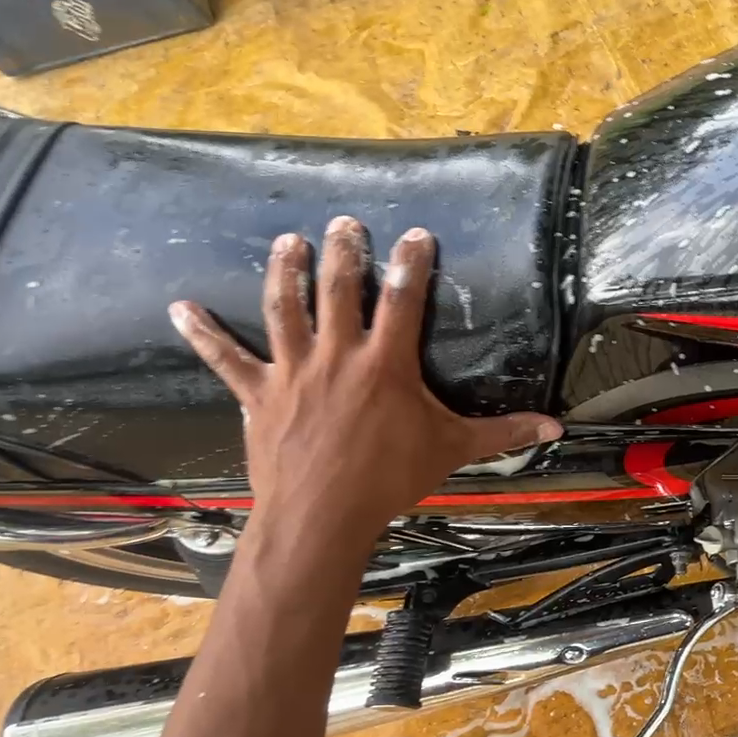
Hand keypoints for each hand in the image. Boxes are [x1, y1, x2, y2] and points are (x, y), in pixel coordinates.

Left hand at [169, 216, 562, 547]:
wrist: (322, 514)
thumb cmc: (392, 477)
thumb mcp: (456, 449)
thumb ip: (506, 433)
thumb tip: (557, 429)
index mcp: (386, 365)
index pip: (403, 301)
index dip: (412, 264)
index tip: (416, 234)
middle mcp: (337, 356)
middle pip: (337, 292)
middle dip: (343, 253)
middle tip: (344, 223)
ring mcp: (293, 372)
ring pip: (283, 310)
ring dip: (283, 272)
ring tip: (288, 241)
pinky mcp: (259, 394)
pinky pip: (227, 359)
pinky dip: (203, 333)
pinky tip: (180, 307)